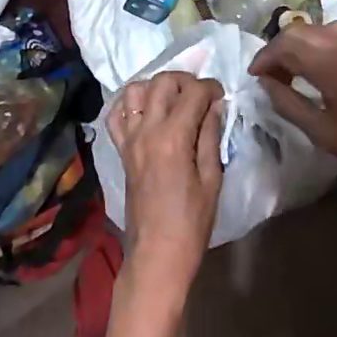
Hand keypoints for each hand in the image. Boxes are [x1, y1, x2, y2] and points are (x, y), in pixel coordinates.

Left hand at [109, 71, 225, 278]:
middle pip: (162, 82)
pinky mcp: (120, 151)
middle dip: (185, 80)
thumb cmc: (192, 222)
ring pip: (135, 91)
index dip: (211, 88)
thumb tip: (215, 105)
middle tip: (201, 95)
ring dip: (157, 87)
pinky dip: (129, 105)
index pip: (193, 92)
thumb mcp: (212, 178)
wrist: (156, 255)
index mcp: (173, 138)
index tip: (221, 96)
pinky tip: (146, 111)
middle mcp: (147, 131)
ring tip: (174, 100)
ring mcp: (129, 140)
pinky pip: (115, 116)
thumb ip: (211, 136)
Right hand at [249, 22, 336, 191]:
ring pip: (317, 29)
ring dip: (297, 44)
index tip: (255, 76)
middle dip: (278, 48)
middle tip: (268, 76)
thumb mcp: (320, 131)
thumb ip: (288, 103)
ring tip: (288, 71)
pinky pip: (334, 34)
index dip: (265, 57)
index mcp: (331, 64)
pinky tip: (313, 67)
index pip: (287, 44)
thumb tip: (266, 83)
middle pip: (300, 31)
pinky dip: (316, 43)